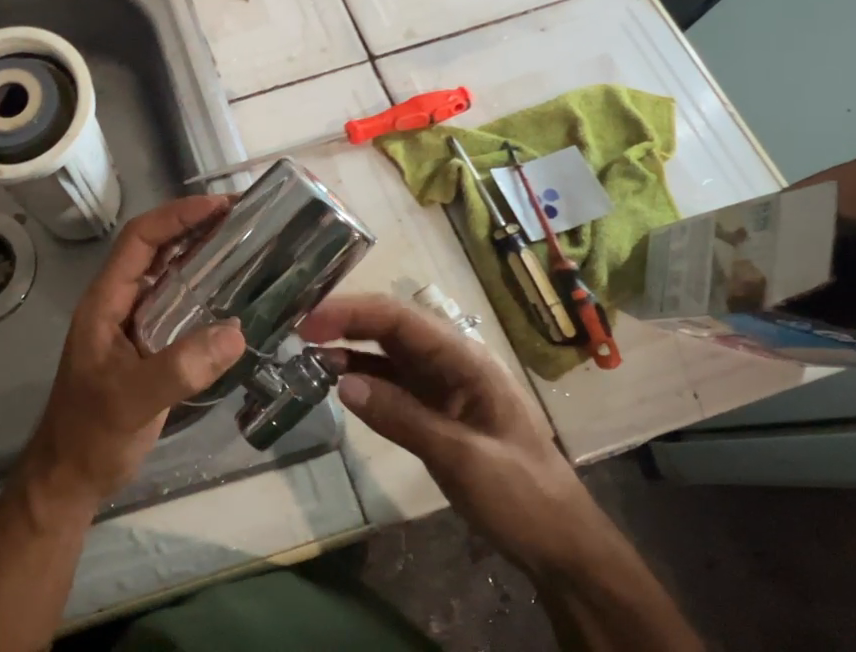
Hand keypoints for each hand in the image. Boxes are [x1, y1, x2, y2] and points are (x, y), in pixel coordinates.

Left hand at [21, 196, 247, 509]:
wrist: (72, 476)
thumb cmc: (90, 434)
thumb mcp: (132, 400)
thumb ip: (179, 368)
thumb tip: (236, 332)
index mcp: (105, 301)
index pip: (140, 240)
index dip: (177, 217)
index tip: (220, 207)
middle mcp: (121, 304)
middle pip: (157, 250)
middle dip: (196, 228)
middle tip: (246, 218)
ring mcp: (135, 326)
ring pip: (171, 277)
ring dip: (205, 257)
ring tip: (249, 244)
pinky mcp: (151, 350)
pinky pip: (182, 309)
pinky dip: (208, 295)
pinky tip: (239, 298)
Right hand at [300, 295, 611, 576]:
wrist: (559, 544)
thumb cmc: (522, 495)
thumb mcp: (463, 458)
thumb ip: (403, 417)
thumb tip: (342, 383)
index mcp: (467, 360)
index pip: (401, 319)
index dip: (353, 312)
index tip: (309, 320)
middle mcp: (451, 364)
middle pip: (391, 328)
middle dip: (345, 321)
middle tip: (297, 328)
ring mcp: (442, 388)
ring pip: (387, 354)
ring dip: (348, 348)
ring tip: (305, 352)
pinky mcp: (433, 412)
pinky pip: (390, 385)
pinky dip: (360, 379)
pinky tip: (334, 382)